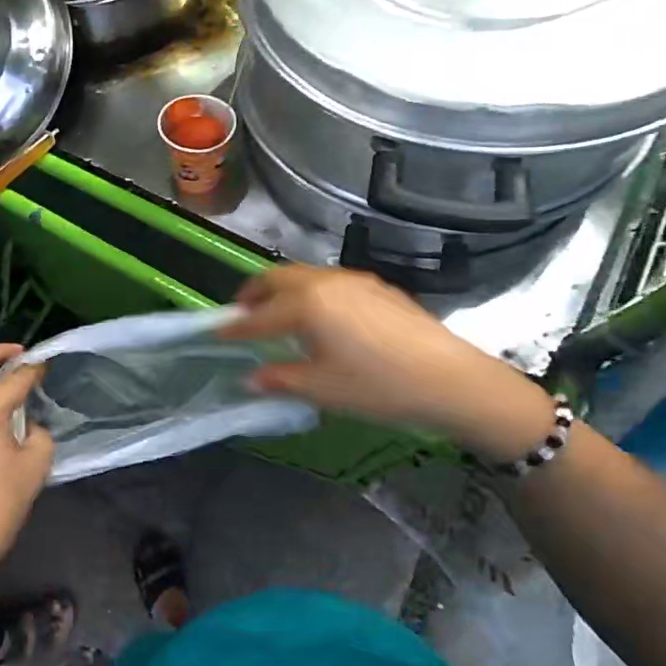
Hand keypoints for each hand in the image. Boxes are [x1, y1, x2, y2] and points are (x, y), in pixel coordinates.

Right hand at [221, 265, 551, 446]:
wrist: (450, 379)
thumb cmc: (378, 386)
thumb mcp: (322, 389)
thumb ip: (281, 378)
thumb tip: (252, 378)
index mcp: (307, 304)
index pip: (259, 316)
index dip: (235, 328)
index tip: (215, 333)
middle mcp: (327, 281)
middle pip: (278, 278)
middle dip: (255, 294)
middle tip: (243, 315)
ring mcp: (356, 280)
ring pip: (306, 276)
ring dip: (284, 291)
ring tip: (279, 317)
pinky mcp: (378, 287)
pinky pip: (331, 282)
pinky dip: (311, 293)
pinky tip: (322, 319)